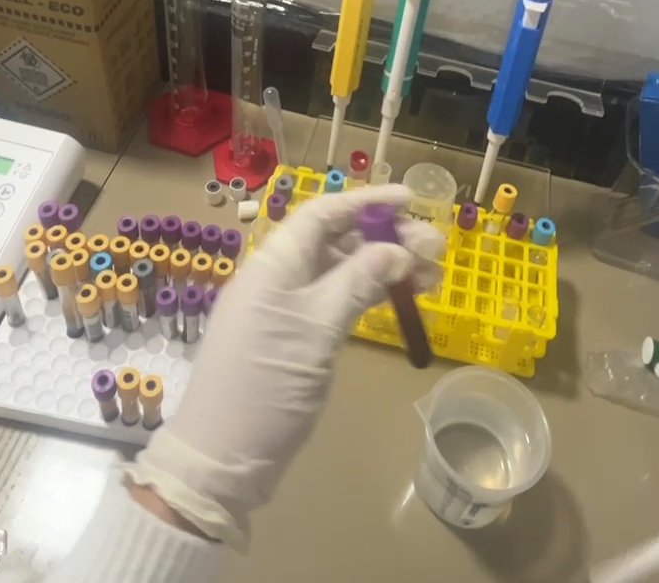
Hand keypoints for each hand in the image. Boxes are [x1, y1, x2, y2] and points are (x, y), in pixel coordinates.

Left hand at [129, 185, 442, 548]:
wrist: (223, 458)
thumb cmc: (267, 385)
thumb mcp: (317, 329)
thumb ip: (357, 282)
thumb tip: (397, 249)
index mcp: (275, 262)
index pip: (324, 212)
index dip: (367, 201)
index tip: (411, 200)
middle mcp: (280, 274)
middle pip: (337, 238)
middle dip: (386, 237)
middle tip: (435, 248)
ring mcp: (288, 305)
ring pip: (341, 269)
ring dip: (384, 266)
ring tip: (431, 276)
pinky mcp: (296, 333)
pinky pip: (337, 298)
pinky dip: (368, 294)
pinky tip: (401, 297)